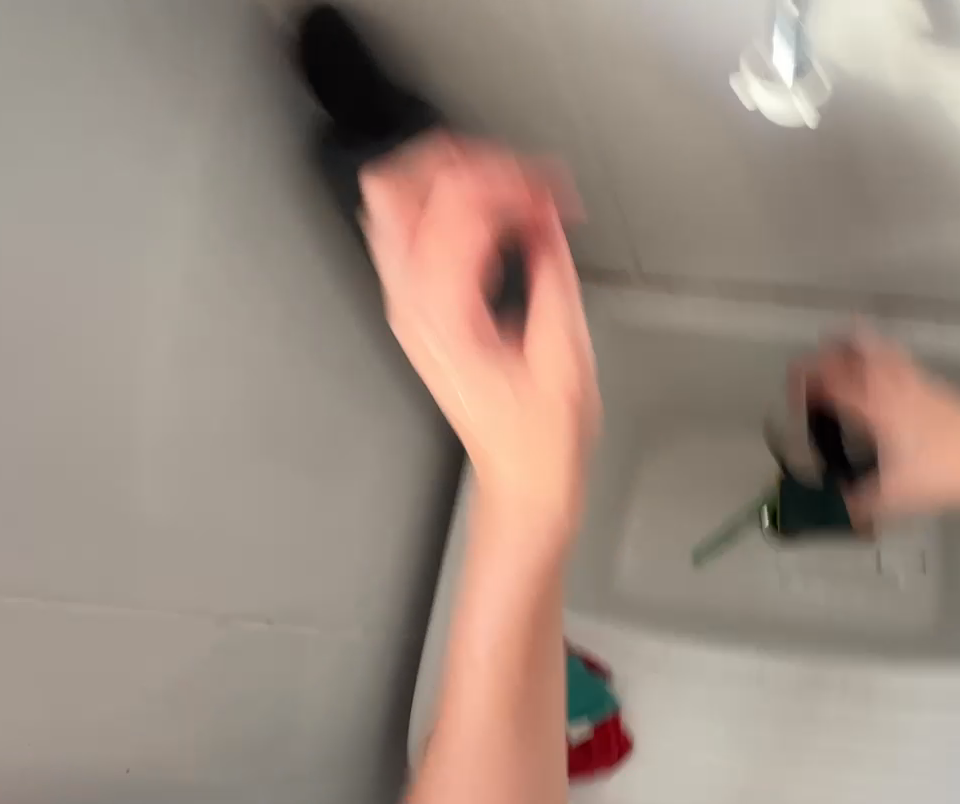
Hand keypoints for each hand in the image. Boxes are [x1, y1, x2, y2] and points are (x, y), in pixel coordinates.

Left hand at [359, 135, 599, 537]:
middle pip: (403, 186)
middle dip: (467, 165)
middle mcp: (411, 306)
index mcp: (444, 313)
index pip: (460, 206)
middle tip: (521, 179)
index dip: (514, 183)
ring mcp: (408, 310)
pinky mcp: (421, 317)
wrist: (522, 483)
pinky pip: (411, 239)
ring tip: (506, 193)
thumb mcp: (564, 354)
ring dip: (450, 184)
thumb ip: (552, 272)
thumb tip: (547, 218)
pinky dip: (449, 215)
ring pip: (394, 204)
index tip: (554, 191)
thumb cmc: (541, 441)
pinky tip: (493, 226)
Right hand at [804, 324, 959, 519]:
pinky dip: (879, 361)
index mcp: (877, 407)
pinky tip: (882, 388)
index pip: (829, 380)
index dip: (804, 384)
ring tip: (841, 367)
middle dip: (824, 358)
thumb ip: (859, 504)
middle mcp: (893, 385)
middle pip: (851, 350)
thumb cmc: (944, 476)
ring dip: (853, 351)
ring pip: (878, 348)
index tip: (794, 398)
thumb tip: (837, 511)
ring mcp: (917, 381)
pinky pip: (898, 361)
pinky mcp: (936, 386)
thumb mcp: (894, 497)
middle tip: (811, 377)